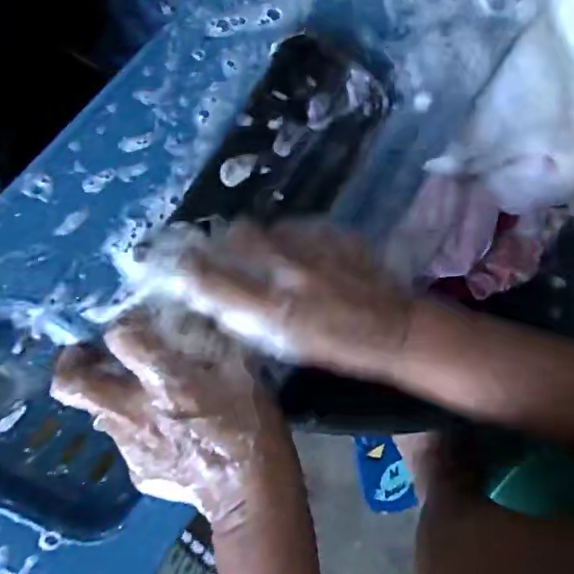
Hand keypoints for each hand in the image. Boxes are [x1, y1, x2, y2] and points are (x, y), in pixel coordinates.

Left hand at [51, 306, 285, 528]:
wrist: (249, 491)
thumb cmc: (251, 421)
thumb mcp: (240, 367)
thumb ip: (208, 343)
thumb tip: (190, 325)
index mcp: (161, 378)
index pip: (119, 337)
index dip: (122, 324)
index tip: (133, 324)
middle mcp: (133, 410)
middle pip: (71, 384)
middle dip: (71, 365)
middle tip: (88, 355)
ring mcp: (130, 445)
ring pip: (99, 413)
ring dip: (110, 399)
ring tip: (137, 395)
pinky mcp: (136, 471)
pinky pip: (126, 442)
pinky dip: (137, 431)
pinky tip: (166, 435)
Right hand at [172, 220, 417, 378]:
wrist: (394, 327)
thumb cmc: (339, 347)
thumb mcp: (288, 344)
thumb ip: (250, 316)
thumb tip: (216, 295)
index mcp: (275, 310)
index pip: (215, 281)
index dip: (190, 268)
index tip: (179, 261)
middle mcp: (291, 273)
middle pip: (240, 237)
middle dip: (228, 240)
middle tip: (229, 248)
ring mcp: (317, 248)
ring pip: (271, 227)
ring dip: (263, 238)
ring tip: (272, 252)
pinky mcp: (336, 234)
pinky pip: (301, 226)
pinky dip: (294, 236)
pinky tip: (304, 250)